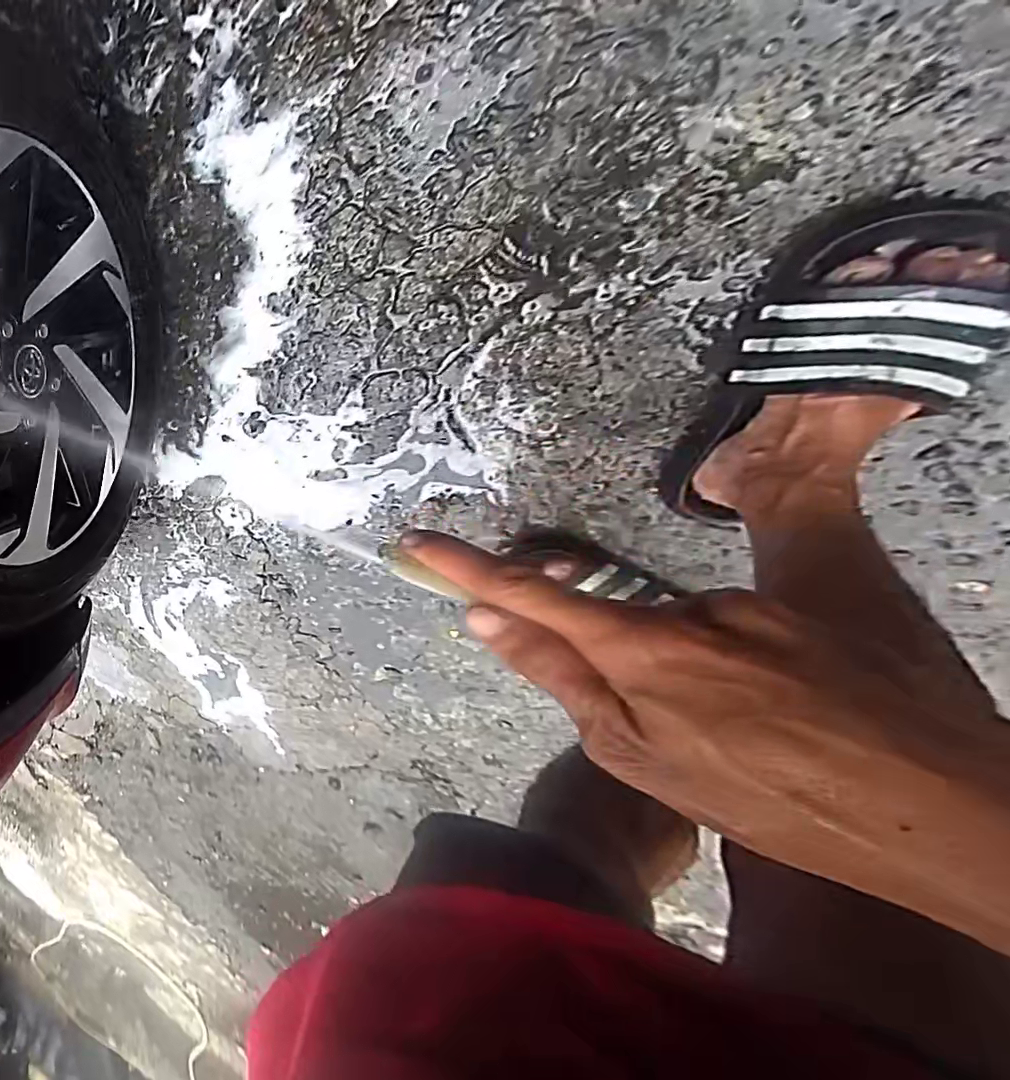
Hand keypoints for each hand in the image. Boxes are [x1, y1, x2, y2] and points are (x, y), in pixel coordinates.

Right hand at [398, 530, 998, 861]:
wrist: (965, 816)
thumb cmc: (774, 800)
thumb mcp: (639, 755)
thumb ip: (558, 676)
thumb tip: (484, 620)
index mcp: (640, 651)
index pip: (524, 592)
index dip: (463, 564)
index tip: (417, 537)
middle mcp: (691, 609)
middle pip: (604, 610)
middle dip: (595, 645)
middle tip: (651, 713)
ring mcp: (754, 601)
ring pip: (671, 621)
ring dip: (670, 661)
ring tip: (732, 726)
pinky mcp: (809, 598)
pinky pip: (727, 619)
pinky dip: (724, 655)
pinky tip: (775, 704)